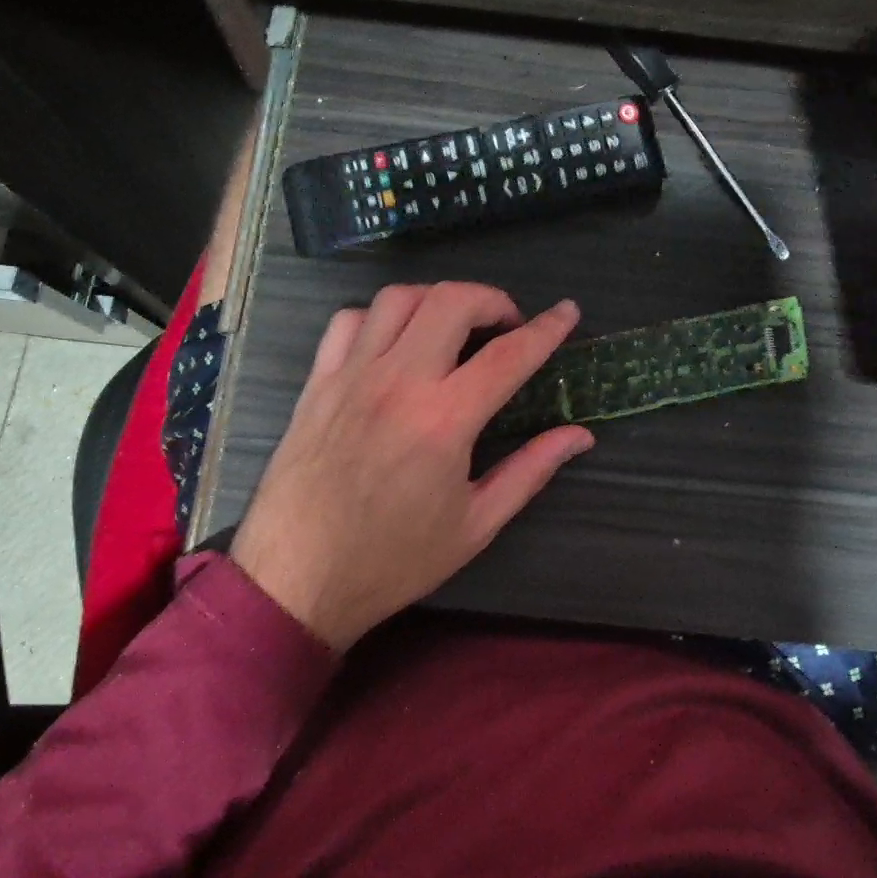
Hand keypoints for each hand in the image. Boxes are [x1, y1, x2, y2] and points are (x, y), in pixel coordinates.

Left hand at [229, 283, 593, 649]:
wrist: (297, 579)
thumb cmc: (393, 560)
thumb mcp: (476, 525)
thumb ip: (530, 471)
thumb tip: (579, 435)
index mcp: (445, 420)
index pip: (510, 354)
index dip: (548, 328)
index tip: (568, 312)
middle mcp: (398, 382)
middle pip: (451, 302)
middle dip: (492, 300)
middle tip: (508, 327)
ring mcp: (352, 376)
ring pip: (398, 299)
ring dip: (436, 300)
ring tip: (453, 327)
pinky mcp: (317, 383)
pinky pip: (348, 322)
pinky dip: (379, 317)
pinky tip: (393, 343)